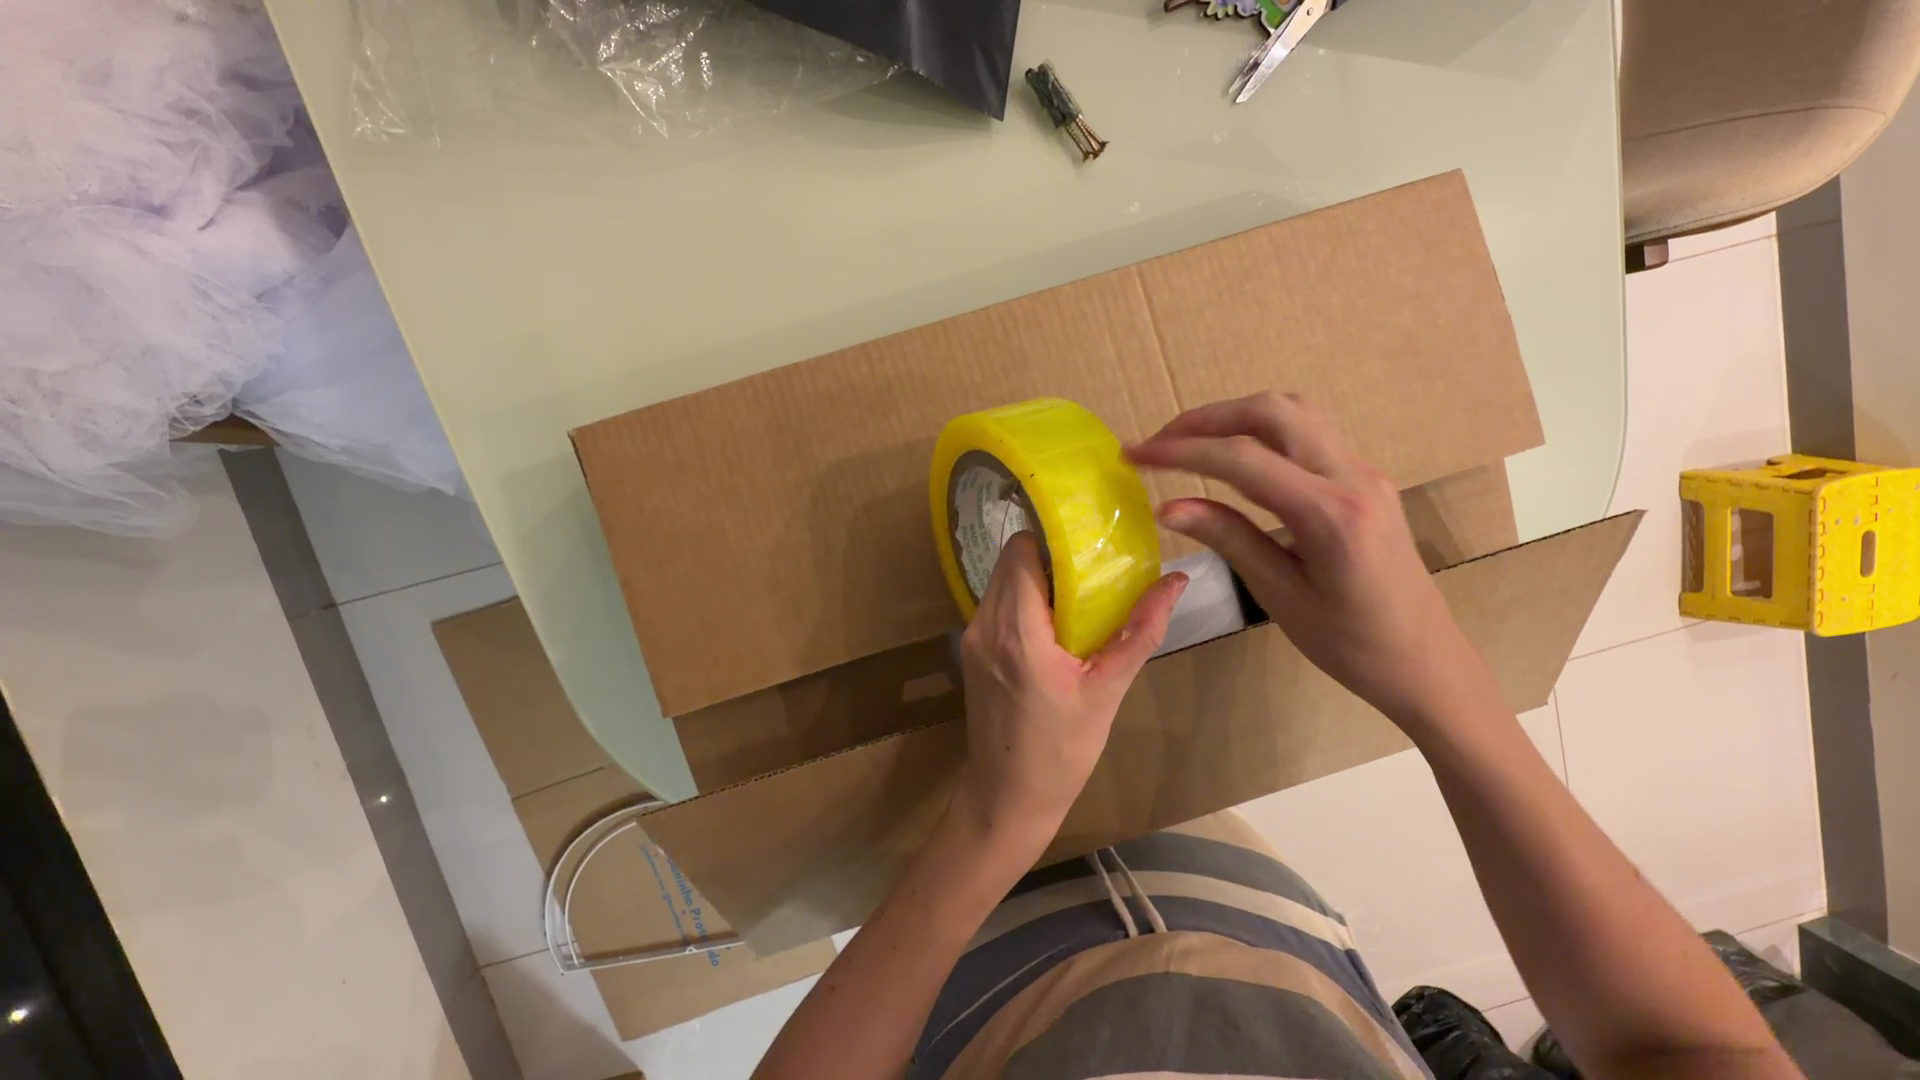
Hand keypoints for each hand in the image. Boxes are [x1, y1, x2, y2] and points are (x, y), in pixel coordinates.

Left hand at [954, 531, 1188, 847]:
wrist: (1007, 798)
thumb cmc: (1062, 751)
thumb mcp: (1108, 690)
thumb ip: (1140, 630)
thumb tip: (1176, 581)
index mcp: (1016, 632)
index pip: (1022, 550)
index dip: (1055, 539)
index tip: (1092, 544)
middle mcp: (984, 625)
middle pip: (1010, 560)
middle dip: (1051, 557)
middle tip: (1094, 570)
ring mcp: (971, 638)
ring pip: (1001, 581)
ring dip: (1037, 580)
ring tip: (1080, 598)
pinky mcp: (970, 651)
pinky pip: (996, 605)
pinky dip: (1024, 601)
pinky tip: (1057, 626)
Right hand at [1126, 392, 1496, 726]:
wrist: (1426, 662)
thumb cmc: (1351, 646)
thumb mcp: (1281, 597)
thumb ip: (1229, 540)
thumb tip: (1169, 506)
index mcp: (1331, 514)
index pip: (1243, 459)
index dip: (1181, 450)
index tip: (1134, 454)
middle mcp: (1353, 477)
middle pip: (1273, 412)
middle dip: (1208, 418)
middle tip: (1159, 442)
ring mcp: (1364, 473)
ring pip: (1296, 413)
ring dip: (1237, 416)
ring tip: (1190, 443)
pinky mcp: (1364, 481)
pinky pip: (1310, 434)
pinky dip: (1262, 432)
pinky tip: (1234, 459)